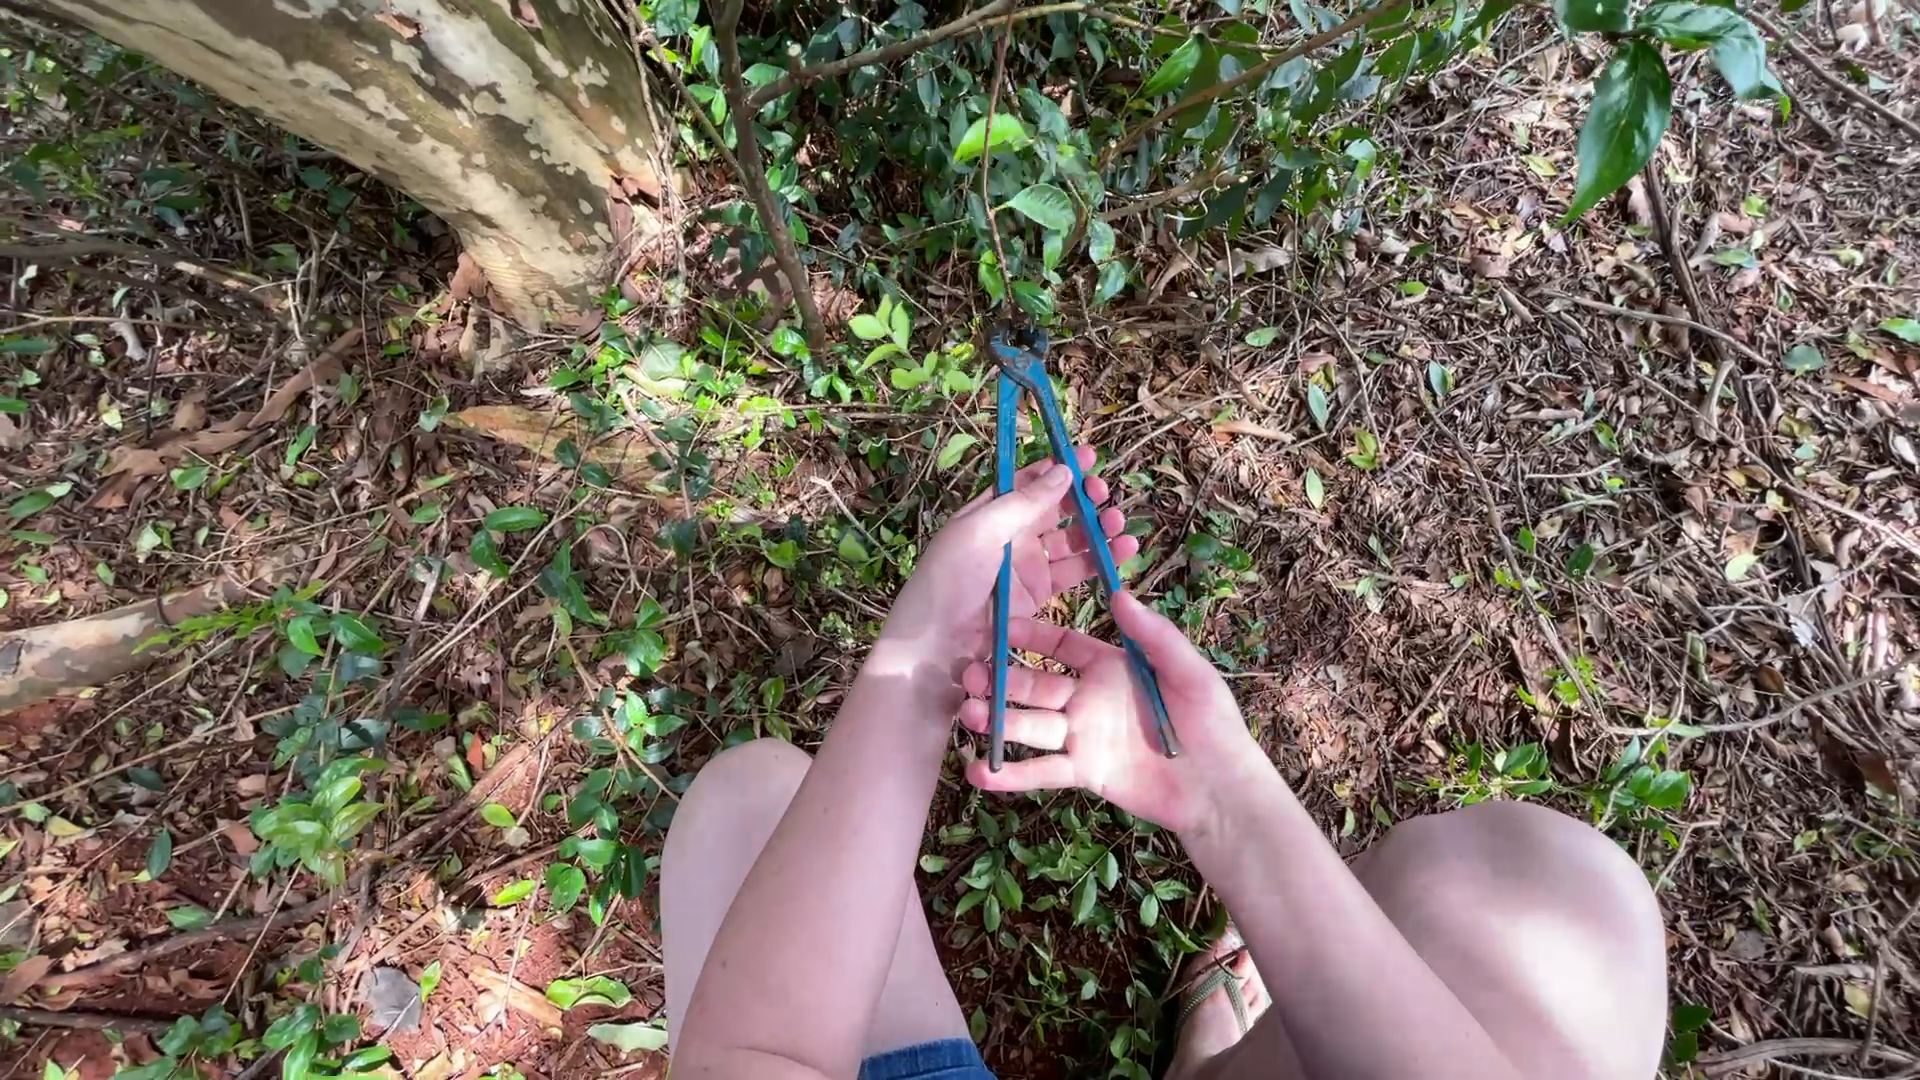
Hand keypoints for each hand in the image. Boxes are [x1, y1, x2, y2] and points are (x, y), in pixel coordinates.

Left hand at [879, 446, 1137, 664]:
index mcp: (990, 512)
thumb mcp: (981, 531)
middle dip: (1083, 498)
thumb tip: (1063, 470)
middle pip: (1054, 510)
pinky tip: (1124, 550)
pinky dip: (1099, 561)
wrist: (936, 643)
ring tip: (1119, 522)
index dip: (1057, 469)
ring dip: (1097, 529)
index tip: (1088, 457)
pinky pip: (1074, 572)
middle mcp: (1010, 535)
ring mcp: (1026, 566)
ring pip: (1070, 540)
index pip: (1028, 482)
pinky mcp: (1039, 595)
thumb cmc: (950, 578)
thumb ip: (1024, 502)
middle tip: (1104, 493)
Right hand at [956, 593, 1270, 833]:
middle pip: (1034, 684)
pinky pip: (1042, 771)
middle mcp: (1089, 698)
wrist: (1222, 792)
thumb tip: (1119, 593)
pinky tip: (979, 773)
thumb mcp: (1189, 672)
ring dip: (998, 720)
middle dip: (999, 679)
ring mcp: (1083, 736)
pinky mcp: (1084, 772)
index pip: (1060, 644)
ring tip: (968, 716)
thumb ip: (1154, 636)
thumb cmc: (1213, 725)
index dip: (1029, 635)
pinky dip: (1011, 774)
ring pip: (1031, 724)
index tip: (998, 627)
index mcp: (1110, 667)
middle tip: (968, 676)